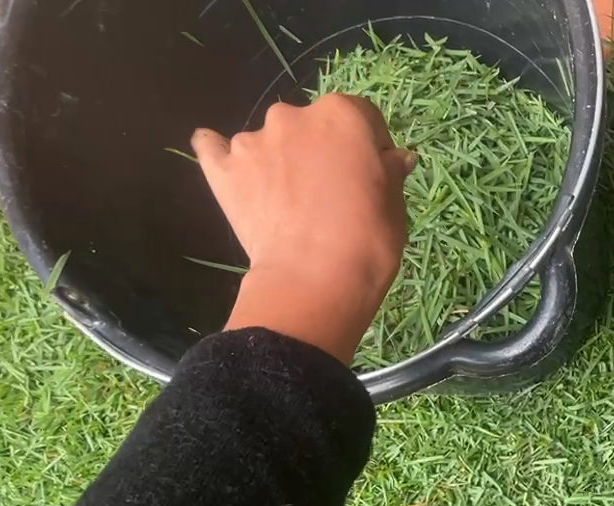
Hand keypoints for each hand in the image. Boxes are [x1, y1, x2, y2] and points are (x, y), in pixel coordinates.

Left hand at [193, 95, 418, 363]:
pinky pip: (217, 149)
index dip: (373, 146)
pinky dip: (230, 161)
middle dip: (326, 152)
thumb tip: (395, 157)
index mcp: (342, 118)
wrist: (315, 281)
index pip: (363, 116)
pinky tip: (244, 183)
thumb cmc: (369, 243)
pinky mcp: (221, 167)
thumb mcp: (396, 209)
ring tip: (294, 205)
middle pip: (314, 126)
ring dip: (284, 162)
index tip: (377, 175)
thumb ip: (390, 174)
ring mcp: (251, 139)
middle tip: (336, 195)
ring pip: (272, 142)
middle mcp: (293, 116)